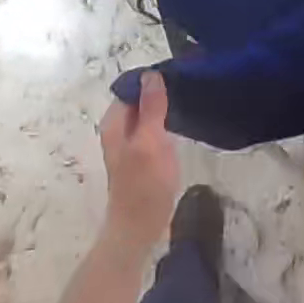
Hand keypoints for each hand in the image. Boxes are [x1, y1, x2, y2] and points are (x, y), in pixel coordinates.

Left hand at [98, 72, 178, 250]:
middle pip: (139, 99)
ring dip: (164, 107)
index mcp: (114, 122)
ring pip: (147, 114)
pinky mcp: (142, 156)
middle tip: (188, 85)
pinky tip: (183, 123)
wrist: (138, 229)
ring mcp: (130, 143)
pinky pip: (153, 129)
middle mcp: (118, 129)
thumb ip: (151, 108)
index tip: (177, 73)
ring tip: (188, 99)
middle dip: (159, 91)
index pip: (131, 87)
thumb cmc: (144, 185)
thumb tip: (151, 75)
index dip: (151, 79)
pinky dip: (166, 122)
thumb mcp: (150, 142)